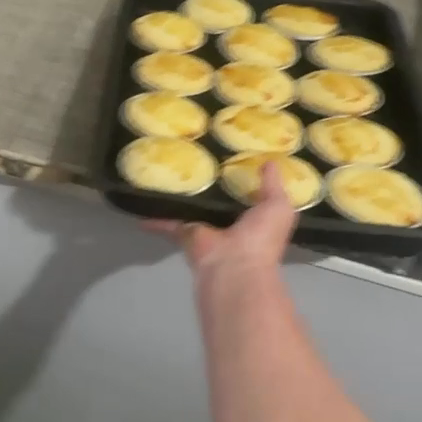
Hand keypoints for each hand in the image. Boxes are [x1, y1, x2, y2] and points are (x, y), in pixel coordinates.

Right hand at [145, 160, 298, 275]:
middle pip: (214, 200)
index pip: (244, 195)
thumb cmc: (262, 237)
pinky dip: (154, 216)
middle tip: (195, 157)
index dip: (239, 177)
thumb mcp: (279, 206)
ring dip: (179, 196)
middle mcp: (226, 223)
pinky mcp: (184, 233)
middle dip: (206, 183)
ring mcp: (204, 229)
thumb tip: (270, 161)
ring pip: (190, 208)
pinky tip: (142, 201)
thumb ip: (274, 184)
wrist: (234, 265)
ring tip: (167, 170)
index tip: (230, 155)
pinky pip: (167, 222)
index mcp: (251, 218)